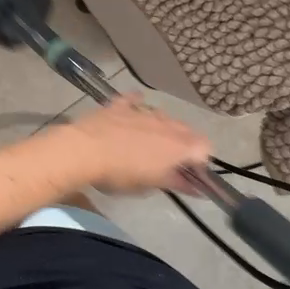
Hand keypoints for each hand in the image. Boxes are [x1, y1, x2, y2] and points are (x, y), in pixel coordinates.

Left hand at [39, 94, 212, 194]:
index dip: (199, 162)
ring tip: (147, 143)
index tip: (187, 174)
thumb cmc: (120, 173)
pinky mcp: (120, 104)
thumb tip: (197, 188)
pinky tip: (135, 107)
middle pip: (186, 130)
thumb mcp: (151, 185)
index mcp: (179, 145)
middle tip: (168, 162)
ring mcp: (142, 111)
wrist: (84, 150)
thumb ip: (177, 183)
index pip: (205, 148)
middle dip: (183, 145)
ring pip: (162, 116)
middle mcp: (166, 123)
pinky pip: (134, 100)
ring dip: (161, 128)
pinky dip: (137, 104)